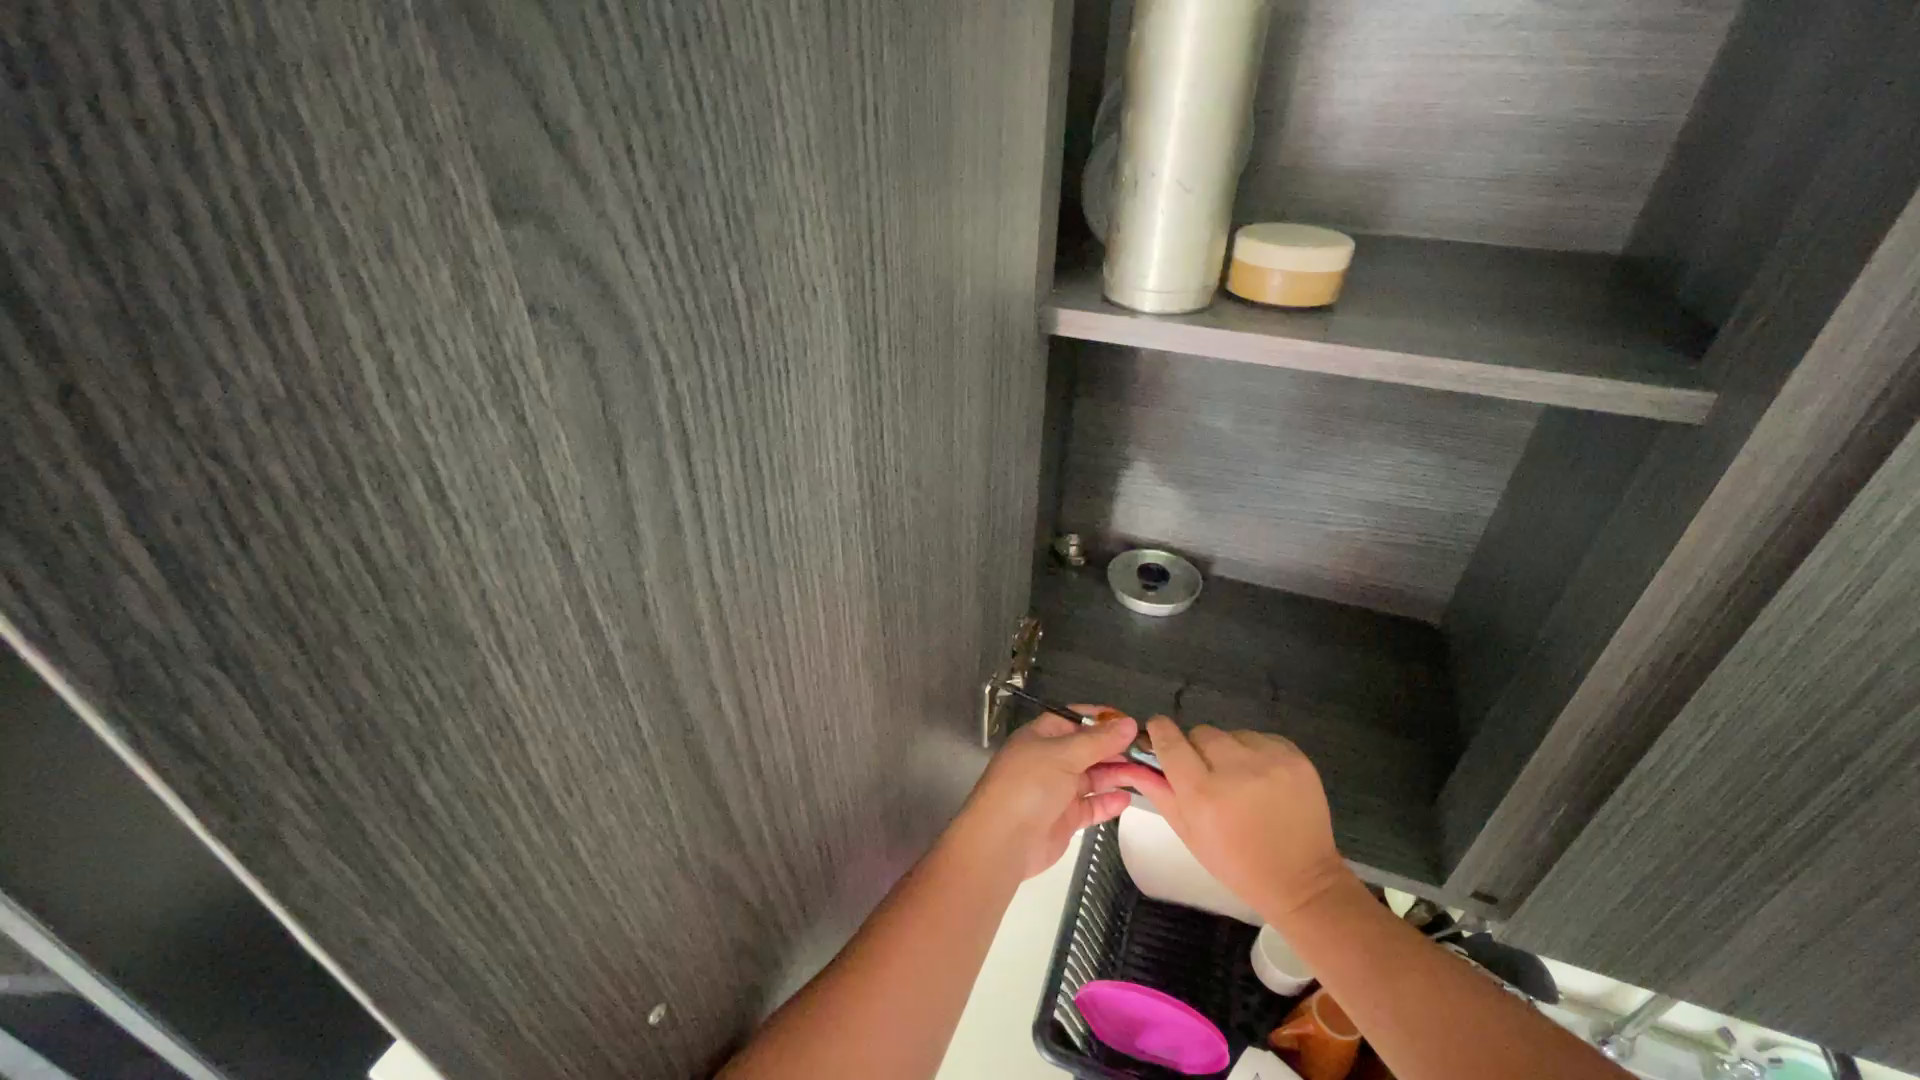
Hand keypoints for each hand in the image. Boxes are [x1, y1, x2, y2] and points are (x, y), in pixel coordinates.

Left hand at [955, 707, 1146, 879]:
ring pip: (1092, 777)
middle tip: (1144, 751)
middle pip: (1087, 749)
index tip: (1128, 722)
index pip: (1073, 720)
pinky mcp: (1065, 818)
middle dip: (1114, 749)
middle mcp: (1049, 761)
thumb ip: (1098, 740)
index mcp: (1040, 738)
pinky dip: (1108, 801)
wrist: (1004, 841)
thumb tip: (1128, 722)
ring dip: (1116, 774)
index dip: (1099, 719)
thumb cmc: (1029, 786)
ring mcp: (1057, 790)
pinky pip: (1092, 805)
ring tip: (1144, 773)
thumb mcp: (1063, 755)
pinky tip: (1127, 798)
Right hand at [1107, 717, 1350, 918]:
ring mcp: (1270, 761)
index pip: (1170, 741)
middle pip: (1201, 733)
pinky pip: (1261, 738)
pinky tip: (1261, 778)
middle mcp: (1235, 770)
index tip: (1158, 732)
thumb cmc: (1236, 864)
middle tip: (1207, 774)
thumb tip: (1130, 762)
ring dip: (1228, 750)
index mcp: (1203, 794)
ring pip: (1232, 734)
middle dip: (1197, 748)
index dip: (1160, 732)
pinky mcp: (1295, 757)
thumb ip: (1159, 792)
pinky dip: (1255, 752)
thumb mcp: (1189, 834)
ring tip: (1239, 779)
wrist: (1302, 880)